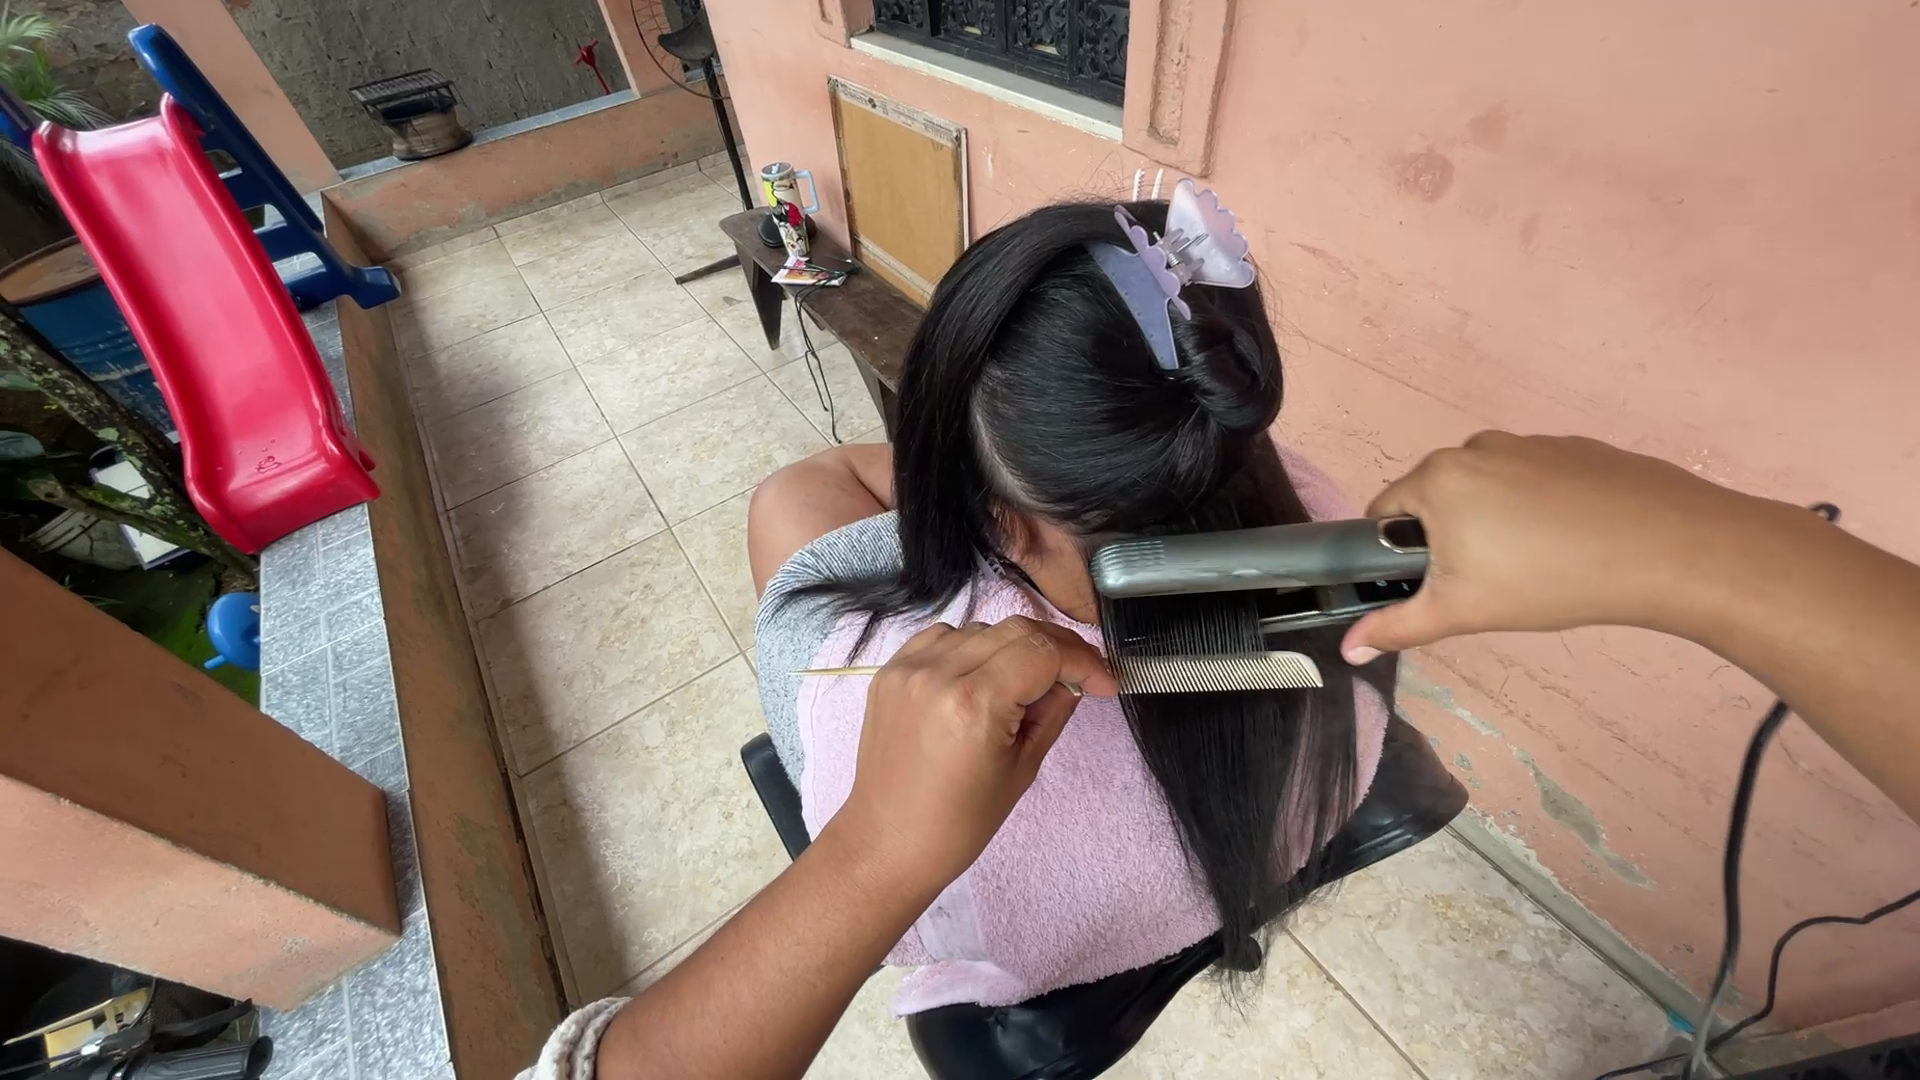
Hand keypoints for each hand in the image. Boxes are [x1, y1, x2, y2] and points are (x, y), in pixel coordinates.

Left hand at [832, 617, 1118, 893]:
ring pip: (981, 628)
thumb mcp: (1023, 769)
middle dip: (1056, 647)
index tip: (1104, 682)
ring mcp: (908, 667)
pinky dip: (971, 647)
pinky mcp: (890, 669)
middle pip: (1016, 629)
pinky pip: (943, 637)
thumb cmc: (960, 822)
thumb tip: (1073, 678)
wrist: (887, 841)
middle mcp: (938, 673)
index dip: (1083, 660)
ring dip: (1013, 646)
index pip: (1043, 652)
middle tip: (1078, 674)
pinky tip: (980, 675)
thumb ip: (1053, 711)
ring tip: (1023, 683)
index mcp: (973, 703)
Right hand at [1341, 432, 1807, 660]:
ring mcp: (1530, 441)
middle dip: (1444, 533)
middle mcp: (1474, 447)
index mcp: (1436, 477)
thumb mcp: (1462, 610)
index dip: (1396, 551)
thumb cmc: (1550, 579)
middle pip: (1432, 497)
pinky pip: (1531, 476)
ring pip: (1482, 486)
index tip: (1432, 579)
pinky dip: (1536, 503)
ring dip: (1488, 516)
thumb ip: (1397, 627)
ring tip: (1533, 557)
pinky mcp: (1577, 446)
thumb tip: (1347, 650)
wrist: (1681, 552)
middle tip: (1485, 575)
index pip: (1383, 513)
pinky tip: (1572, 536)